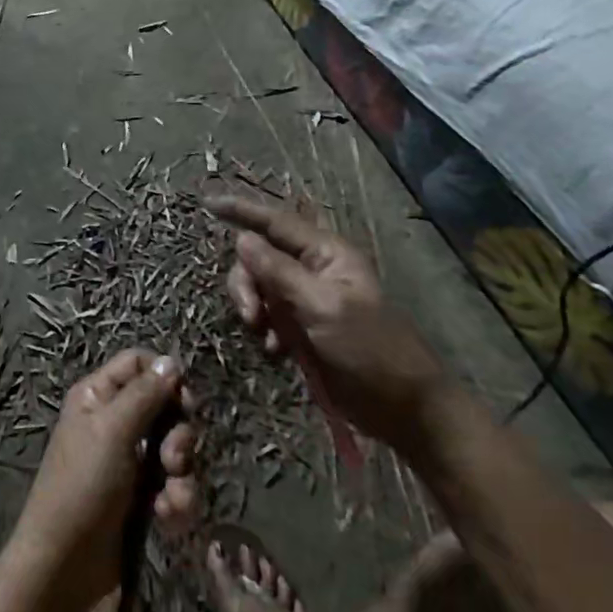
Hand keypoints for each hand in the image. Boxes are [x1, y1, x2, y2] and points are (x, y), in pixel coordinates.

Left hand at [0, 349, 199, 611]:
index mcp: (99, 395)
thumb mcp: (111, 431)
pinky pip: (175, 484)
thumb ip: (144, 393)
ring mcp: (131, 460)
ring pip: (176, 449)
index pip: (139, 363)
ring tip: (171, 501)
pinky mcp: (144, 496)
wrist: (67, 569)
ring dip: (183, 476)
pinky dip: (177, 501)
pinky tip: (168, 519)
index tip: (185, 400)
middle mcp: (116, 421)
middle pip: (166, 406)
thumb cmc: (81, 487)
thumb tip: (172, 360)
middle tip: (173, 459)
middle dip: (179, 435)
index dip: (165, 376)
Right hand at [209, 195, 450, 448]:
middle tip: (251, 316)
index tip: (208, 202)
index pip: (275, 222)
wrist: (404, 409)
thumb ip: (279, 272)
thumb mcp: (322, 307)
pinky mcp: (303, 326)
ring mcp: (307, 297)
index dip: (241, 210)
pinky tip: (277, 351)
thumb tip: (242, 239)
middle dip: (246, 282)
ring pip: (259, 286)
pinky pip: (268, 314)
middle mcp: (313, 268)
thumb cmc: (370, 351)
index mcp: (326, 253)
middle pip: (259, 257)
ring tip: (266, 337)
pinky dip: (265, 330)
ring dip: (254, 309)